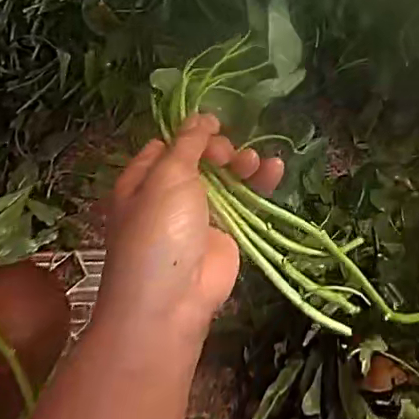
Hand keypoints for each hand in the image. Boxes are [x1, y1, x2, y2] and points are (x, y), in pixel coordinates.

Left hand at [97, 114, 283, 341]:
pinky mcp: (227, 231)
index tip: (213, 125)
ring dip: (242, 163)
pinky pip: (246, 199)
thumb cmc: (159, 231)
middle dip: (220, 148)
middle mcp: (170, 194)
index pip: (168, 144)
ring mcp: (200, 214)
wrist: (171, 302)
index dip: (191, 132)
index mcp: (143, 179)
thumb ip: (188, 142)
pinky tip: (275, 169)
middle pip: (201, 157)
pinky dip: (261, 183)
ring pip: (226, 176)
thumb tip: (200, 116)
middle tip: (226, 155)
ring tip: (253, 163)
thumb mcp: (167, 176)